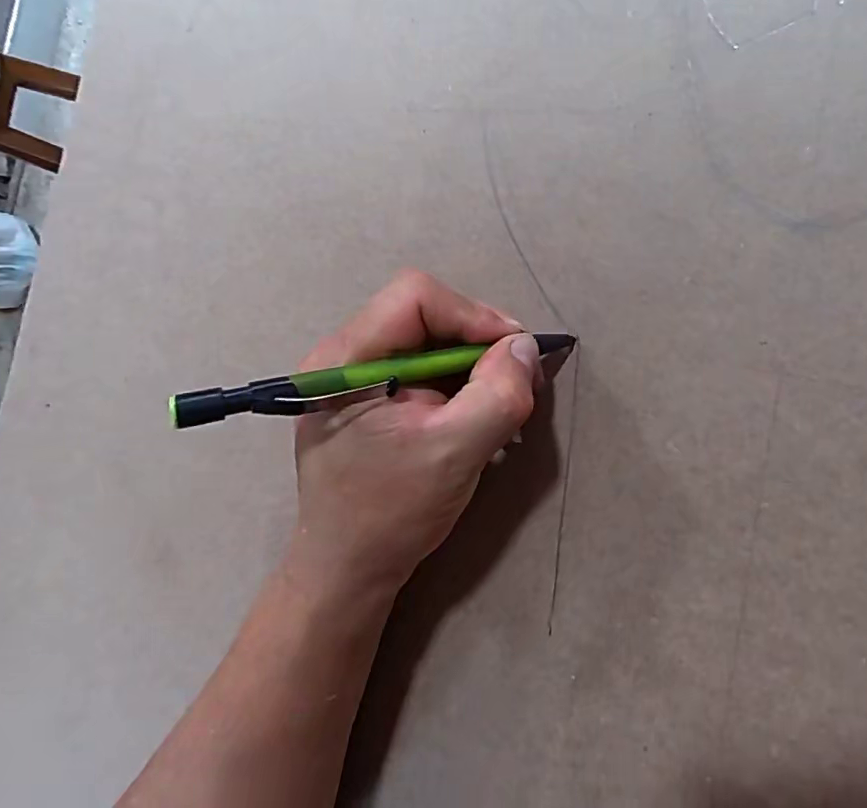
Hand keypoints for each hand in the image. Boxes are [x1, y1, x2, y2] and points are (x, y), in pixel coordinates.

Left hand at [286, 270, 544, 597]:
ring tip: (499, 401)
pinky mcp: (365, 395)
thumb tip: (525, 347)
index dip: (472, 315)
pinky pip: (417, 366)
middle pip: (421, 314)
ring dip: (469, 363)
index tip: (514, 352)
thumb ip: (497, 395)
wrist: (346, 569)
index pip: (415, 298)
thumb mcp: (455, 454)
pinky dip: (454, 381)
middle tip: (516, 377)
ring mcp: (351, 375)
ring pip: (424, 338)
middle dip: (476, 341)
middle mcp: (342, 355)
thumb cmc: (391, 513)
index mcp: (345, 359)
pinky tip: (474, 412)